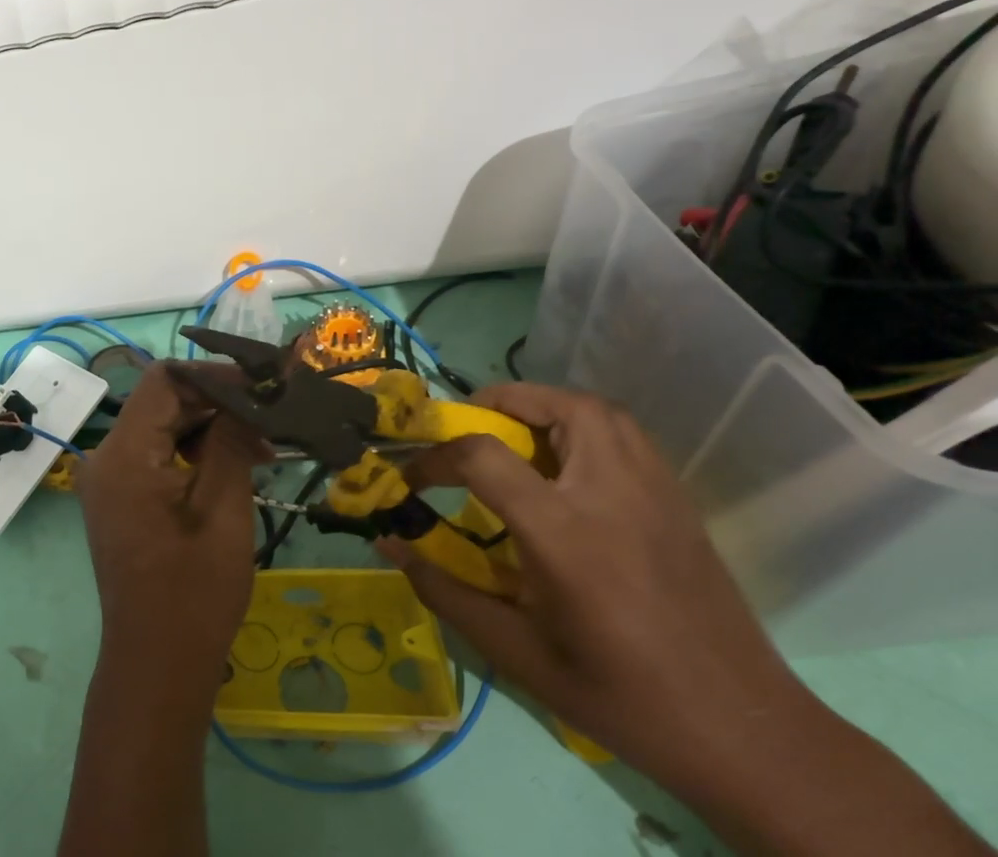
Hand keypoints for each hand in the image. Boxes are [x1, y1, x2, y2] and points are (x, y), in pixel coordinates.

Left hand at [76, 363, 269, 674]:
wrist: (156, 663)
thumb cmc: (194, 593)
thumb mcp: (222, 511)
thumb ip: (229, 445)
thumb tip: (245, 400)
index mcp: (123, 455)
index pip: (163, 382)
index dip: (215, 375)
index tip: (264, 384)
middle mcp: (105, 459)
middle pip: (161, 404)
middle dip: (217, 404)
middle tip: (273, 415)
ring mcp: (109, 482)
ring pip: (160, 430)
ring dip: (209, 431)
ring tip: (264, 447)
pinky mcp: (119, 501)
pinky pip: (155, 458)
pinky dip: (192, 455)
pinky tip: (235, 467)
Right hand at [380, 383, 811, 789]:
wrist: (738, 727)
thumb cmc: (616, 695)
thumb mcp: (513, 651)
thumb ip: (445, 591)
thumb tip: (391, 547)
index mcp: (564, 532)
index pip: (484, 456)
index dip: (434, 457)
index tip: (411, 480)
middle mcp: (613, 495)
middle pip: (562, 407)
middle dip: (506, 400)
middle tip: (470, 422)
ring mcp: (657, 495)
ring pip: (604, 414)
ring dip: (550, 408)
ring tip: (515, 438)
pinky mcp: (681, 506)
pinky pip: (629, 440)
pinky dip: (587, 431)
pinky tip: (564, 473)